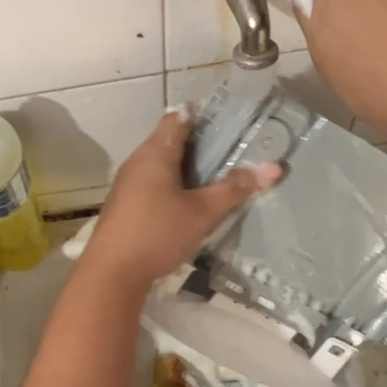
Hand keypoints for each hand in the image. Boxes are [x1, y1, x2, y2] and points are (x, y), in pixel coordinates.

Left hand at [81, 111, 280, 284]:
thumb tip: (274, 167)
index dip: (203, 114)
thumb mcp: (202, 212)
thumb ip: (235, 188)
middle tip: (235, 151)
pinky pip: (154, 183)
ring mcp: (128, 183)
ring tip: (219, 176)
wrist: (112, 272)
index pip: (178, 118)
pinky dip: (174, 185)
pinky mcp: (126, 204)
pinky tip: (191, 202)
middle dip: (201, 144)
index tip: (230, 121)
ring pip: (162, 164)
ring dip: (188, 167)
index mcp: (155, 152)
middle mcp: (138, 161)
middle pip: (170, 140)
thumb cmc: (157, 233)